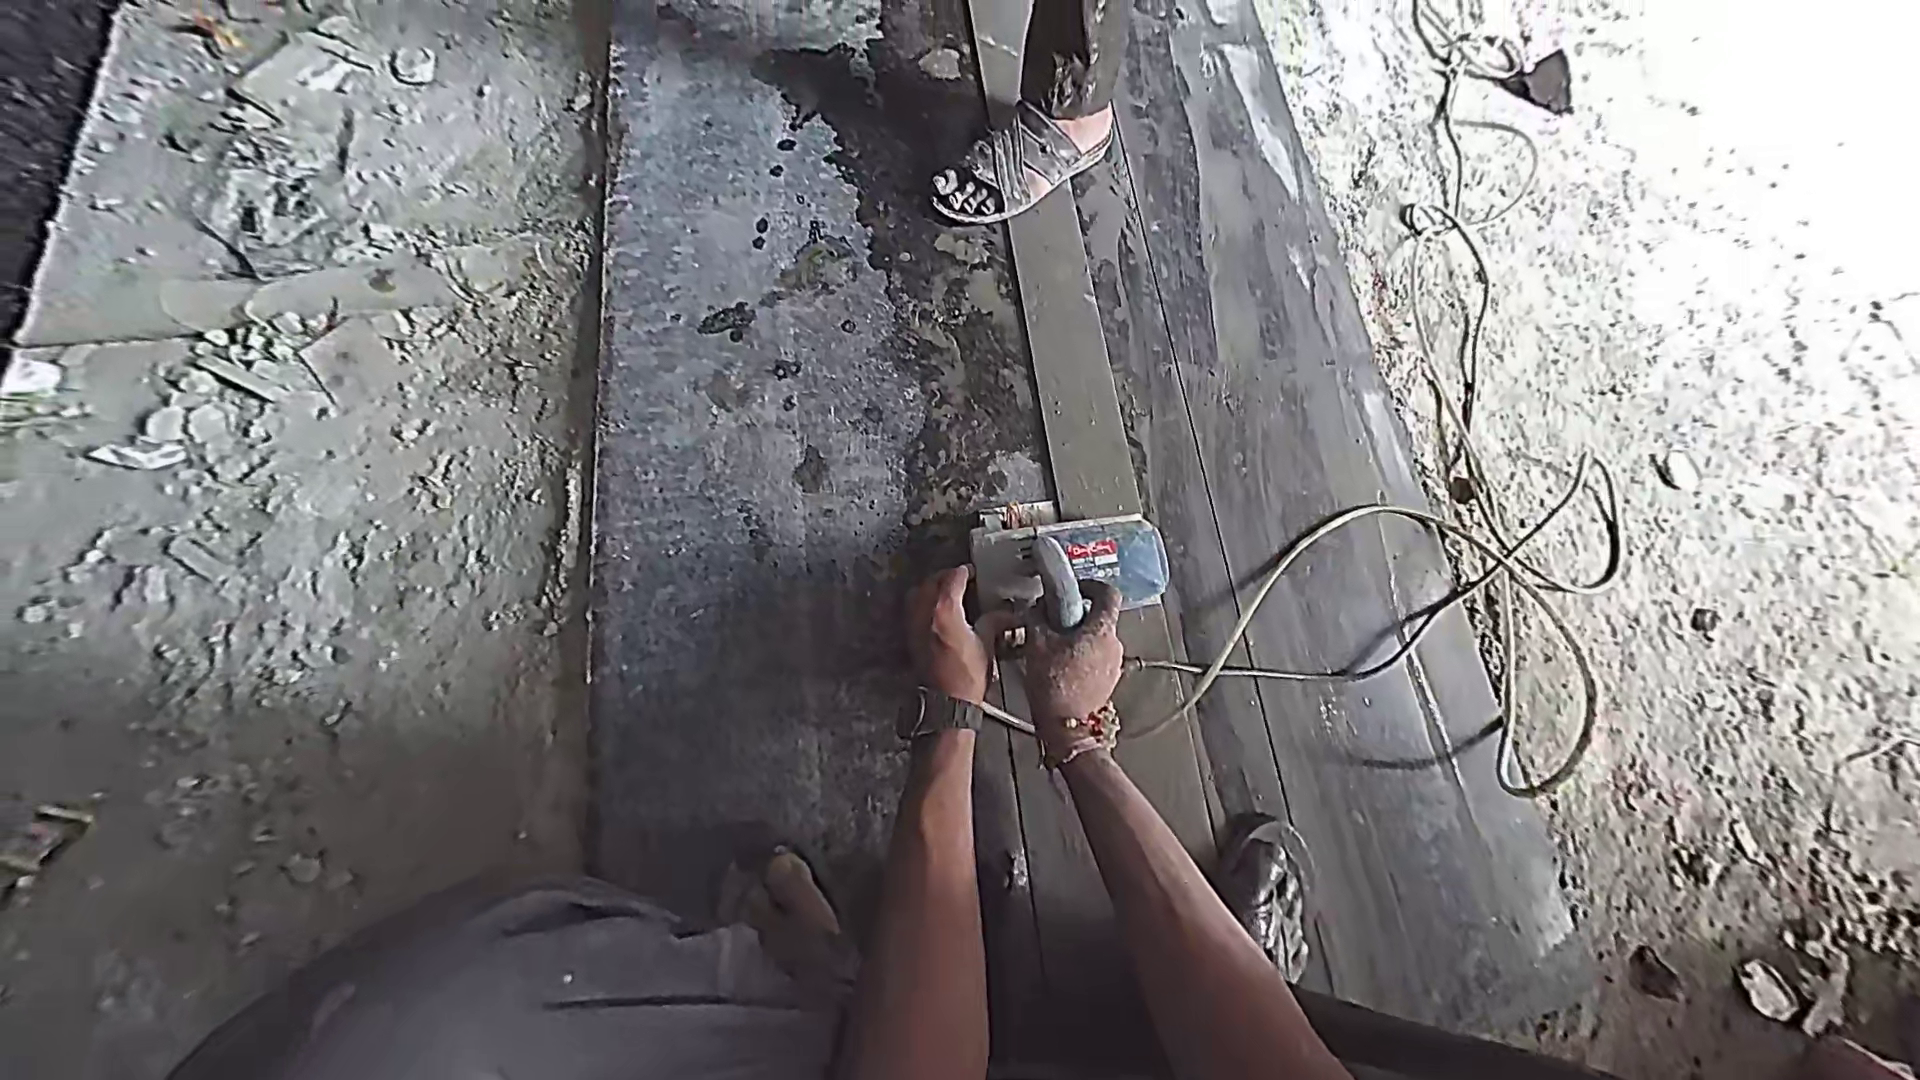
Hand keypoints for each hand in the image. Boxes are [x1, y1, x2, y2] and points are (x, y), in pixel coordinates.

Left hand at [907, 566, 1006, 704]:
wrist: (947, 703)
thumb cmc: (966, 678)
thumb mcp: (986, 646)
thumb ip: (993, 623)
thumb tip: (1003, 614)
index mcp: (945, 612)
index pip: (952, 579)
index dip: (963, 572)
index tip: (971, 572)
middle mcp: (925, 614)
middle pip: (932, 582)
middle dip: (946, 576)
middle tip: (960, 578)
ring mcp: (914, 625)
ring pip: (918, 592)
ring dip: (931, 586)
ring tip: (946, 590)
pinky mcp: (910, 637)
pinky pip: (912, 608)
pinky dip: (923, 601)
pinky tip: (935, 609)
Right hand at [1021, 579, 1123, 747]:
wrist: (1066, 728)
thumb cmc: (1053, 684)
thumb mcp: (1037, 644)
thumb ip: (1037, 617)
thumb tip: (1038, 606)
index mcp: (1102, 629)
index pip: (1108, 592)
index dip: (1091, 585)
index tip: (1074, 588)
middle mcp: (1115, 645)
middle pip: (1100, 617)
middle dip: (1077, 615)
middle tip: (1053, 620)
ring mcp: (1115, 664)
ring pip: (1097, 638)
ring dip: (1078, 636)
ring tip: (1053, 646)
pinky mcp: (1109, 680)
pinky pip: (1097, 657)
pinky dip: (1082, 654)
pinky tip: (1061, 665)